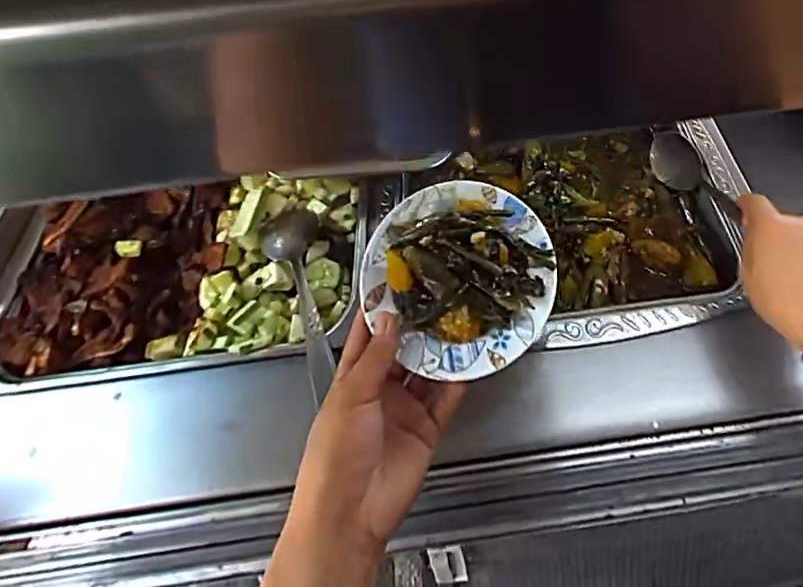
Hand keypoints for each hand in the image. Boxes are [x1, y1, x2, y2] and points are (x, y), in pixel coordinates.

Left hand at [264, 313, 465, 586]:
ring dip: (440, 352)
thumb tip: (390, 319)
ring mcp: (404, 409)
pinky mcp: (425, 430)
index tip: (397, 284)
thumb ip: (375, 357)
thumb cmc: (334, 456)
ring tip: (458, 325)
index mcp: (353, 379)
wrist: (349, 516)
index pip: (368, 337)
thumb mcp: (351, 397)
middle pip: (403, 350)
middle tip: (438, 300)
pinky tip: (468, 364)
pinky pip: (445, 400)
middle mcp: (380, 390)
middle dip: (419, 328)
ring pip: (427, 372)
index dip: (381, 312)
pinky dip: (457, 382)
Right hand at [738, 193, 802, 349]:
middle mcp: (802, 223)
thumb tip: (754, 235)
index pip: (754, 202)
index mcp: (771, 227)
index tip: (746, 212)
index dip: (748, 207)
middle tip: (783, 268)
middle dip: (784, 240)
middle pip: (787, 224)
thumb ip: (750, 248)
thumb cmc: (787, 307)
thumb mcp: (750, 279)